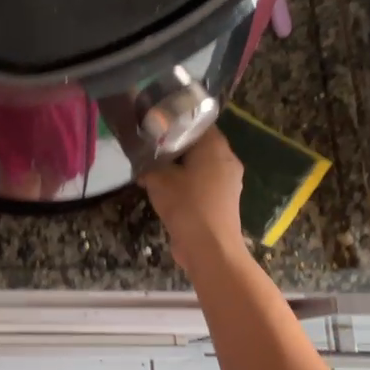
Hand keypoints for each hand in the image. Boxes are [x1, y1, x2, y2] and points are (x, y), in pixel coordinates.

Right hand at [141, 130, 247, 262]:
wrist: (209, 248)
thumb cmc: (186, 204)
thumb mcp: (158, 178)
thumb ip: (148, 163)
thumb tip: (142, 158)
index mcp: (215, 147)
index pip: (197, 122)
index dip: (174, 122)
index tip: (153, 127)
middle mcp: (227, 159)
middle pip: (198, 144)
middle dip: (174, 147)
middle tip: (148, 149)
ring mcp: (228, 181)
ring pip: (200, 165)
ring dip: (179, 167)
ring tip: (153, 171)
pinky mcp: (223, 200)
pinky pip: (203, 182)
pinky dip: (186, 183)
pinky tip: (166, 191)